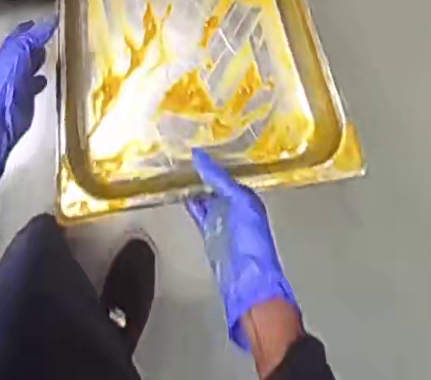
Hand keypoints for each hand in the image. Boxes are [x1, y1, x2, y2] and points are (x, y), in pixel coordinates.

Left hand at [0, 16, 55, 181]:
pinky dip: (38, 81)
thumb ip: (30, 41)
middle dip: (34, 44)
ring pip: (27, 69)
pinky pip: (31, 87)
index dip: (30, 28)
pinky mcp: (20, 104)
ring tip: (49, 56)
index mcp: (4, 57)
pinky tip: (44, 81)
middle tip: (48, 36)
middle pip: (22, 52)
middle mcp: (7, 71)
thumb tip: (47, 22)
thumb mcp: (15, 60)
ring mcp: (13, 88)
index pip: (18, 37)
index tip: (44, 21)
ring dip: (37, 62)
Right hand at [185, 149, 299, 360]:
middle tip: (182, 154)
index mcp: (246, 196)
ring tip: (177, 169)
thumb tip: (200, 155)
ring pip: (205, 196)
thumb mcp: (240, 202)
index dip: (211, 161)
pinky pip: (198, 212)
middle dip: (201, 171)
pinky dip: (190, 202)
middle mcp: (234, 206)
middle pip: (214, 183)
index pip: (225, 173)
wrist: (249, 283)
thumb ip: (220, 179)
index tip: (195, 146)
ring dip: (193, 185)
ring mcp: (222, 220)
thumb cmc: (252, 241)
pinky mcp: (210, 233)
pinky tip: (181, 193)